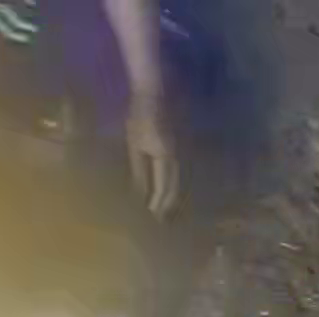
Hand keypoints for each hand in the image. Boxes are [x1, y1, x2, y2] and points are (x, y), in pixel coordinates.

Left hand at [126, 96, 178, 217]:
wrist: (155, 91)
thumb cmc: (140, 115)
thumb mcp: (135, 144)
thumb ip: (139, 171)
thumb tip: (140, 196)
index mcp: (166, 156)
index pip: (164, 188)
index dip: (158, 204)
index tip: (152, 217)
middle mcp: (179, 159)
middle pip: (175, 190)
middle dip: (167, 207)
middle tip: (159, 222)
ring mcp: (183, 156)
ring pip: (180, 186)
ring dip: (172, 201)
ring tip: (165, 213)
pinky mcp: (183, 153)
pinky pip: (180, 177)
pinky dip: (175, 189)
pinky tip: (169, 195)